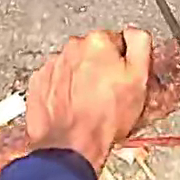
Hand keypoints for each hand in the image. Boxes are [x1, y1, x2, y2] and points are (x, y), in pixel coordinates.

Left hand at [25, 28, 150, 170]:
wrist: (68, 147)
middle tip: (108, 95)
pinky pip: (57, 81)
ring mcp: (53, 65)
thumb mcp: (138, 79)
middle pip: (94, 54)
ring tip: (89, 105)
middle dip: (101, 70)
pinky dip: (64, 91)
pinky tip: (73, 108)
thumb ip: (140, 45)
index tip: (124, 79)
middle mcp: (73, 47)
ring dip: (82, 80)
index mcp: (99, 41)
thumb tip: (135, 33)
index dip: (124, 64)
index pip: (118, 43)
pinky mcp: (39, 82)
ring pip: (75, 67)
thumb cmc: (103, 118)